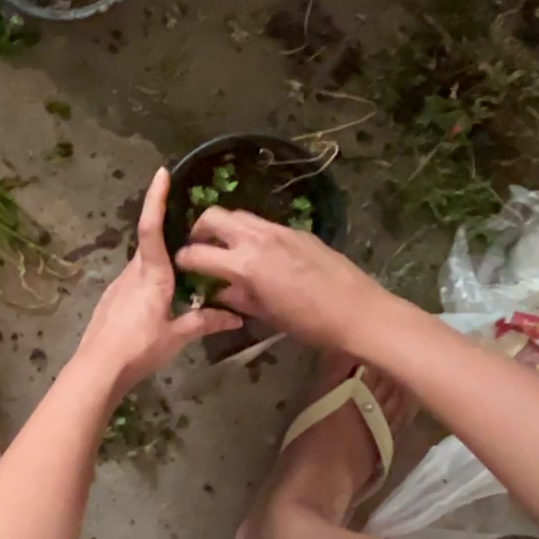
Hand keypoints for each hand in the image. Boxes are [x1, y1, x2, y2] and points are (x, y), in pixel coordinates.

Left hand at [72, 169, 243, 394]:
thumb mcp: (177, 337)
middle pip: (151, 244)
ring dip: (162, 262)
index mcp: (151, 275)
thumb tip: (236, 318)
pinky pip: (135, 280)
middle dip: (168, 232)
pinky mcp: (112, 300)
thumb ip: (205, 322)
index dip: (156, 198)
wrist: (97, 370)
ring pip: (143, 264)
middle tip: (193, 228)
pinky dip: (150, 279)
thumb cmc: (138, 349)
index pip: (152, 228)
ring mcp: (118, 286)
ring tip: (185, 268)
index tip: (162, 173)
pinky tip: (162, 297)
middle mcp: (132, 273)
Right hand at [174, 206, 394, 350]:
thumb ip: (237, 298)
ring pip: (239, 215)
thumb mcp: (266, 314)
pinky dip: (251, 232)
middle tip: (199, 246)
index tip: (180, 266)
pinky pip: (264, 224)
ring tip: (226, 247)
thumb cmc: (309, 323)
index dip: (183, 259)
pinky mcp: (297, 231)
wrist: (359, 312)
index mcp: (244, 265)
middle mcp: (257, 239)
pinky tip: (259, 252)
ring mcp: (279, 231)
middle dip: (199, 229)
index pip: (197, 254)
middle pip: (214, 217)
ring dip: (225, 227)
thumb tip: (219, 291)